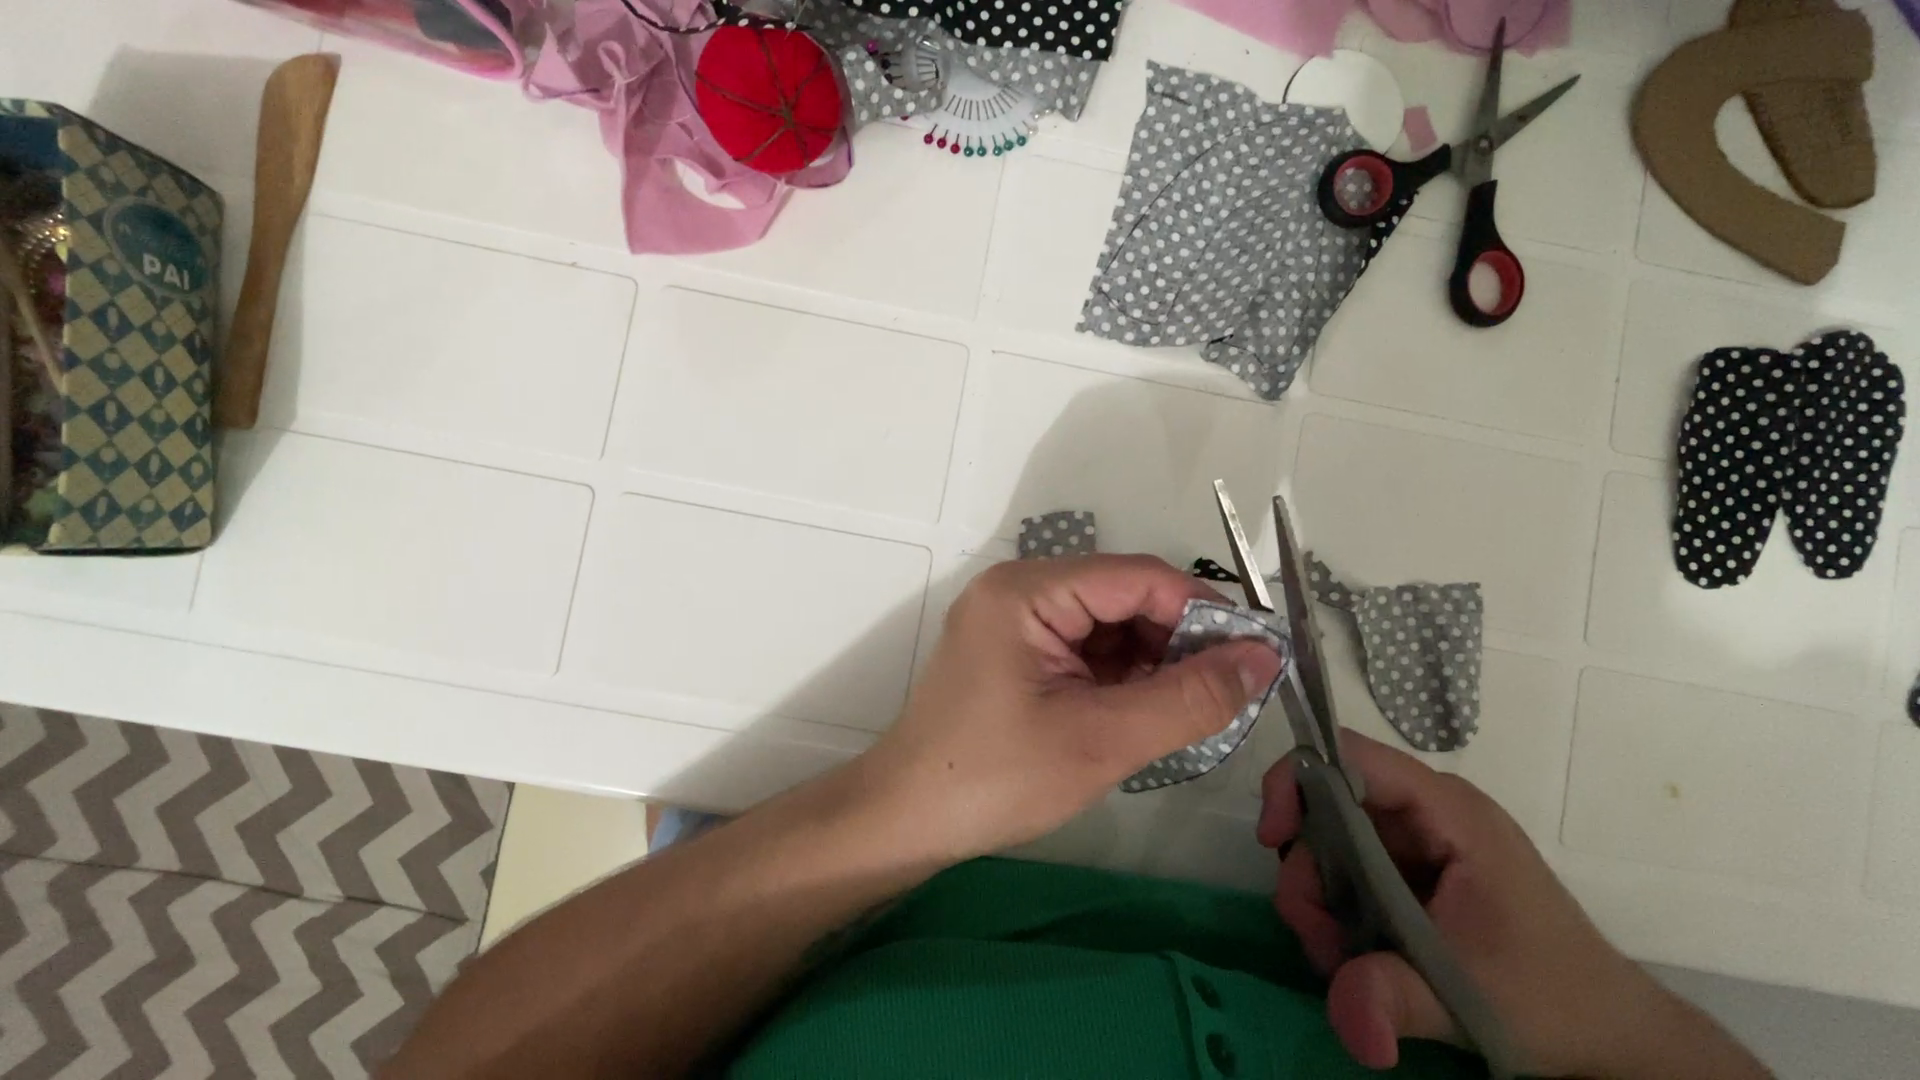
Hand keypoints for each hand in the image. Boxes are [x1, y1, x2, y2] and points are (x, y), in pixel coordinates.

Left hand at [861, 554, 1282, 862]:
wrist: (907, 819)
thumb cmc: (997, 779)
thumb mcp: (1102, 740)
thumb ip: (1189, 698)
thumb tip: (1264, 658)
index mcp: (1027, 591)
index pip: (1138, 577)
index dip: (1201, 613)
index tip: (1252, 661)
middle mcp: (1018, 589)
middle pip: (1123, 596)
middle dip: (1176, 642)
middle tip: (1220, 697)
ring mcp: (1011, 620)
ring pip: (1108, 624)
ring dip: (1151, 663)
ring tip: (1182, 713)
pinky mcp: (1012, 652)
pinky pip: (1083, 647)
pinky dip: (1119, 676)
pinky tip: (1140, 713)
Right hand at [1258, 733, 1765, 1078]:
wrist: (1609, 1034)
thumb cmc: (1553, 997)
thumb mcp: (1469, 995)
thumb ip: (1397, 997)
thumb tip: (1346, 1020)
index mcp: (1449, 812)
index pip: (1351, 757)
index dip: (1298, 781)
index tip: (1274, 840)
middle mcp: (1427, 813)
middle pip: (1328, 806)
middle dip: (1307, 872)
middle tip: (1317, 938)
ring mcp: (1419, 842)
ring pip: (1331, 843)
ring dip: (1318, 900)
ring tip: (1341, 960)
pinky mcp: (1412, 871)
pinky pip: (1349, 869)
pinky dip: (1336, 910)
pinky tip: (1353, 956)